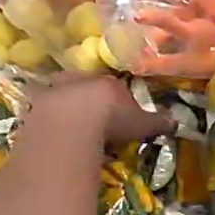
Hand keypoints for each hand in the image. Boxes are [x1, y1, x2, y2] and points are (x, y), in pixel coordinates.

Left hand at [27, 76, 173, 147]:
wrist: (71, 121)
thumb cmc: (112, 119)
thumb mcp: (141, 123)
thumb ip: (157, 121)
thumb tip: (176, 121)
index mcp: (110, 83)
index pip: (118, 89)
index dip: (121, 104)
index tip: (123, 118)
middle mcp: (84, 79)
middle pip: (90, 89)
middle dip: (93, 103)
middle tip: (98, 123)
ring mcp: (58, 89)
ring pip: (66, 97)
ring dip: (71, 110)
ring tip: (77, 131)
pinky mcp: (38, 103)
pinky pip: (48, 112)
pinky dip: (53, 121)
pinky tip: (58, 135)